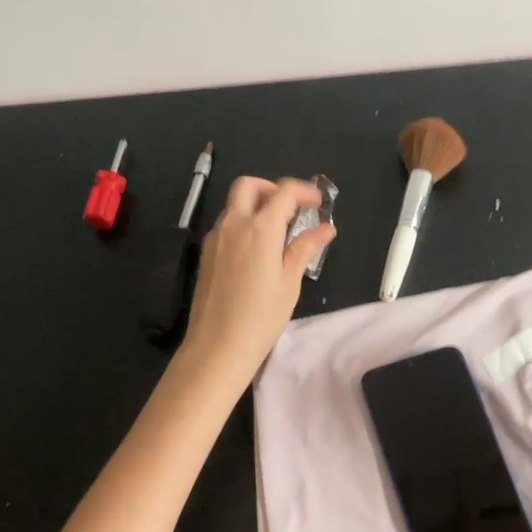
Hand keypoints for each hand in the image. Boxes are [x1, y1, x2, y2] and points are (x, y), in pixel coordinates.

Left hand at [180, 176, 334, 382]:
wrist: (218, 345)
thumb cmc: (262, 316)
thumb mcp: (290, 282)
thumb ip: (305, 248)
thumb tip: (325, 229)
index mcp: (260, 228)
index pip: (284, 192)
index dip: (304, 191)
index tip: (318, 203)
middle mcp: (234, 224)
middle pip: (249, 185)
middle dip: (273, 188)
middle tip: (292, 209)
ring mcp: (215, 237)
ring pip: (235, 205)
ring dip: (257, 206)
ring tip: (278, 232)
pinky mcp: (206, 253)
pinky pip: (226, 225)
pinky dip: (244, 224)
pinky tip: (257, 250)